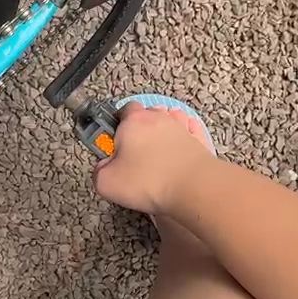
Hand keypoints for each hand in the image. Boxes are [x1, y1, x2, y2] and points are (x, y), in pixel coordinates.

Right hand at [93, 103, 215, 214]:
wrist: (192, 188)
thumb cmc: (150, 181)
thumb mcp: (107, 182)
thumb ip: (99, 170)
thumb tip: (104, 168)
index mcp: (133, 121)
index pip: (122, 111)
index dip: (116, 127)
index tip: (114, 146)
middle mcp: (158, 117)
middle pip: (145, 115)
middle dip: (138, 131)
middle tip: (133, 155)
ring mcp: (181, 126)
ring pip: (168, 120)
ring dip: (161, 133)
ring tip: (157, 156)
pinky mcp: (198, 139)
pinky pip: (189, 130)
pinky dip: (184, 136)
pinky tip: (178, 150)